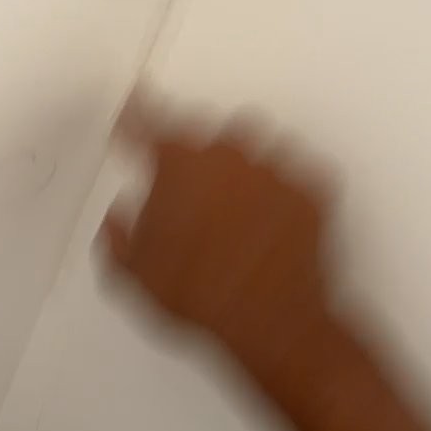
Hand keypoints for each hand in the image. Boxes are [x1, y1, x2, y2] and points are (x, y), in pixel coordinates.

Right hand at [98, 90, 345, 398]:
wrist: (274, 325)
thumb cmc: (203, 297)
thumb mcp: (133, 273)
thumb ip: (117, 232)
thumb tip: (121, 217)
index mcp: (177, 164)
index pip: (145, 120)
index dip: (133, 114)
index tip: (132, 104)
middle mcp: (227, 154)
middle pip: (202, 132)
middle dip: (192, 157)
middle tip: (188, 200)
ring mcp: (274, 167)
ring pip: (250, 146)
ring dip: (237, 168)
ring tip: (231, 214)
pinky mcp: (313, 187)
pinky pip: (291, 171)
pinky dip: (278, 188)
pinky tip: (265, 221)